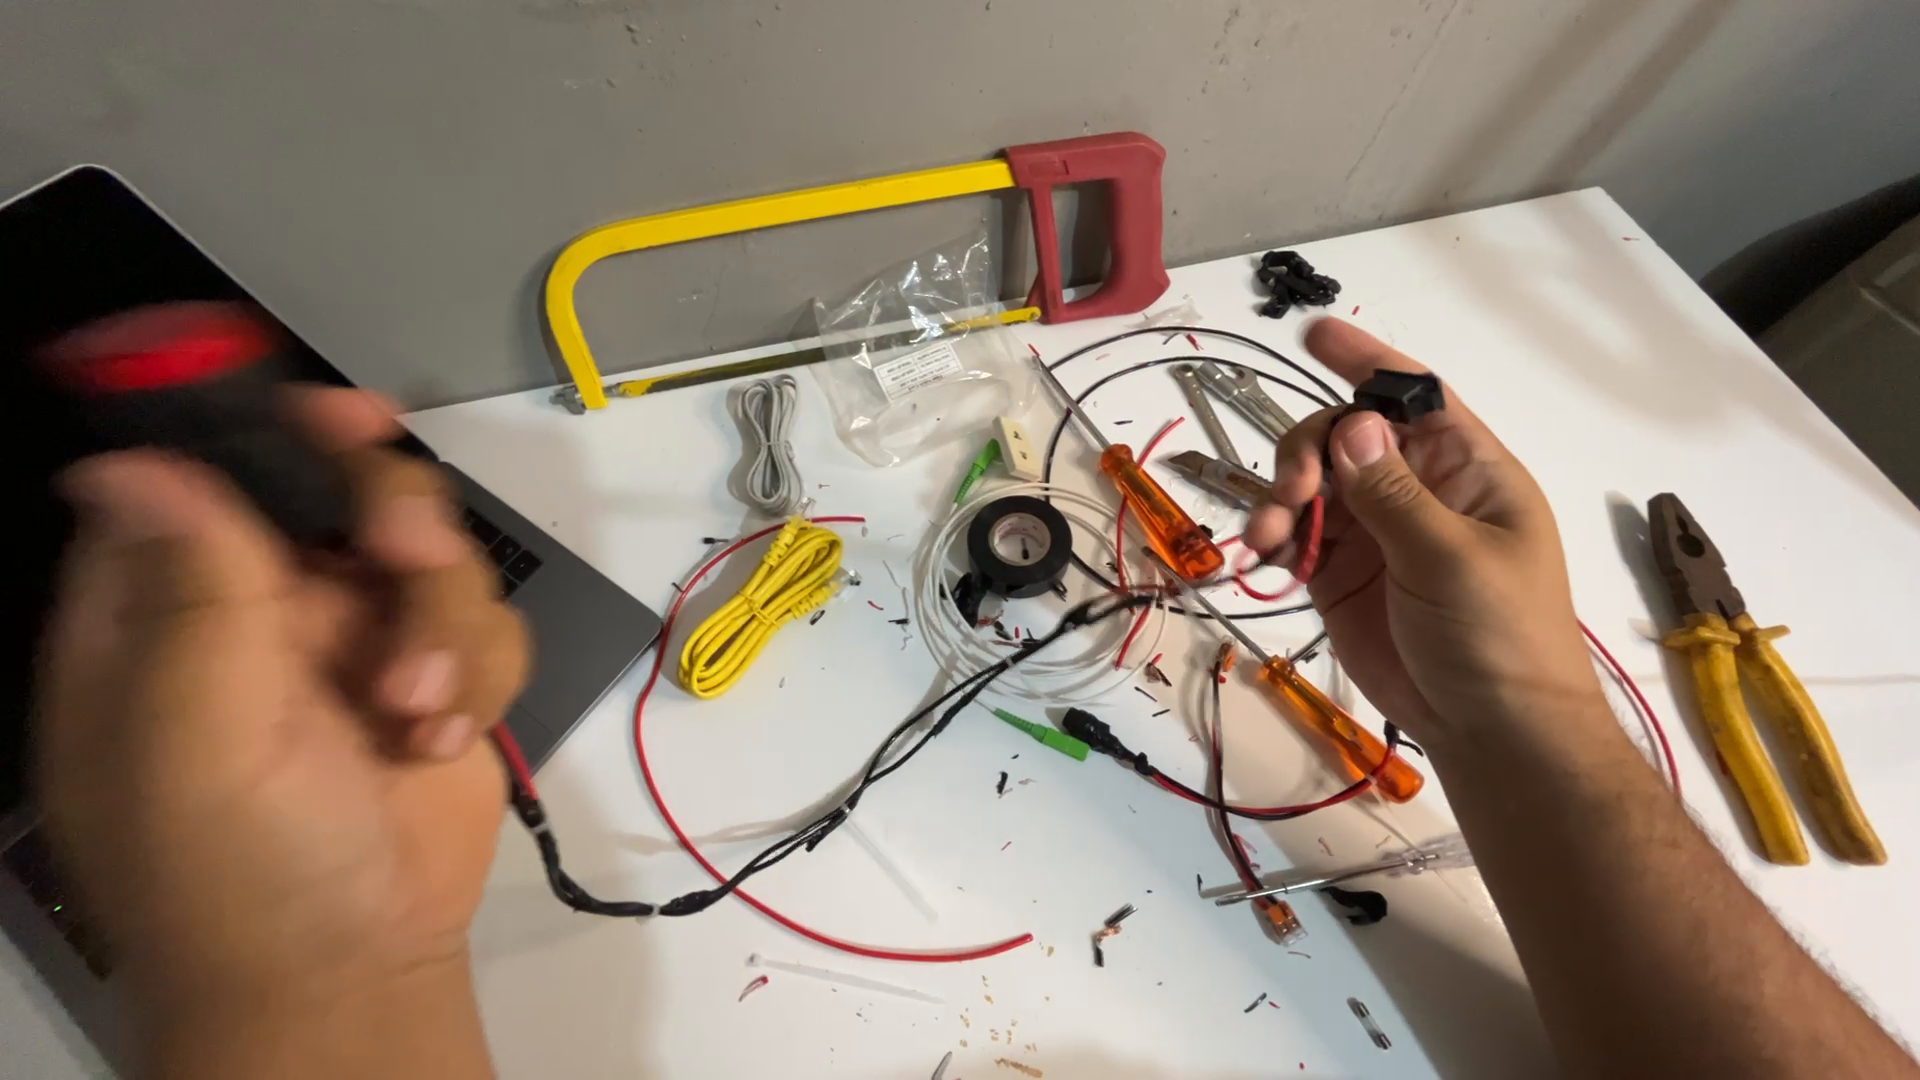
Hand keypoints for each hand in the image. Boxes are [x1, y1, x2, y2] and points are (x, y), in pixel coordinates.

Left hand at [36, 388, 528, 1025]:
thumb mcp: (196, 739)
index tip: (349, 416)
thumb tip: (136, 464)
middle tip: (414, 557)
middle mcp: (287, 613)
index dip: (279, 435)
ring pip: (453, 571)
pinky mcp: (454, 677)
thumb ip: (192, 600)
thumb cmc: (243, 863)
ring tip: (425, 717)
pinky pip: (498, 631)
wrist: (363, 952)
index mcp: (186, 613)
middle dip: (408, 536)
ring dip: (451, 637)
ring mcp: (379, 644)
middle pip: (369, 510)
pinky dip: (486, 679)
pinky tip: (450, 738)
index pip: (224, 485)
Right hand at [1244, 319, 1602, 746]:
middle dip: (1305, 454)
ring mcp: (1372, 532)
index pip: (1413, 398)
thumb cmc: (1497, 635)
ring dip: (1279, 500)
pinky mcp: (1339, 573)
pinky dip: (1274, 538)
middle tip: (1291, 495)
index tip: (1314, 337)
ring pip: (1308, 486)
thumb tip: (1352, 424)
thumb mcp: (1451, 558)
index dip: (1367, 364)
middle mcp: (1413, 490)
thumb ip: (1395, 493)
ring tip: (1267, 539)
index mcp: (1464, 471)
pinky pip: (1295, 536)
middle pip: (1341, 438)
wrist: (1486, 728)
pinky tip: (1268, 556)